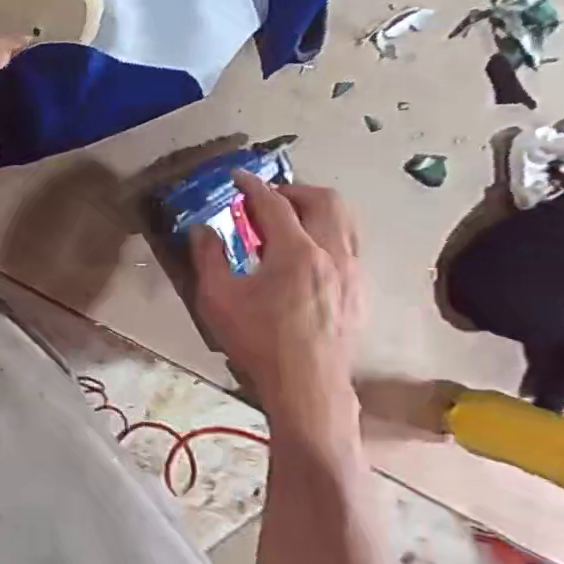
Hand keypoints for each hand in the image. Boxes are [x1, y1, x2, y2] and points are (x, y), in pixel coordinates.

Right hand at [193, 174, 365, 444]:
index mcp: (295, 252)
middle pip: (324, 200)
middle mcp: (332, 253)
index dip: (253, 186)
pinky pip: (351, 247)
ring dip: (317, 211)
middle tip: (269, 198)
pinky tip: (309, 259)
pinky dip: (329, 237)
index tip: (238, 177)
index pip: (274, 204)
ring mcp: (353, 273)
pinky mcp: (361, 292)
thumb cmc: (258, 342)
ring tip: (292, 223)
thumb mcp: (218, 300)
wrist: (307, 386)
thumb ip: (208, 258)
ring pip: (345, 221)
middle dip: (294, 190)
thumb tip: (203, 230)